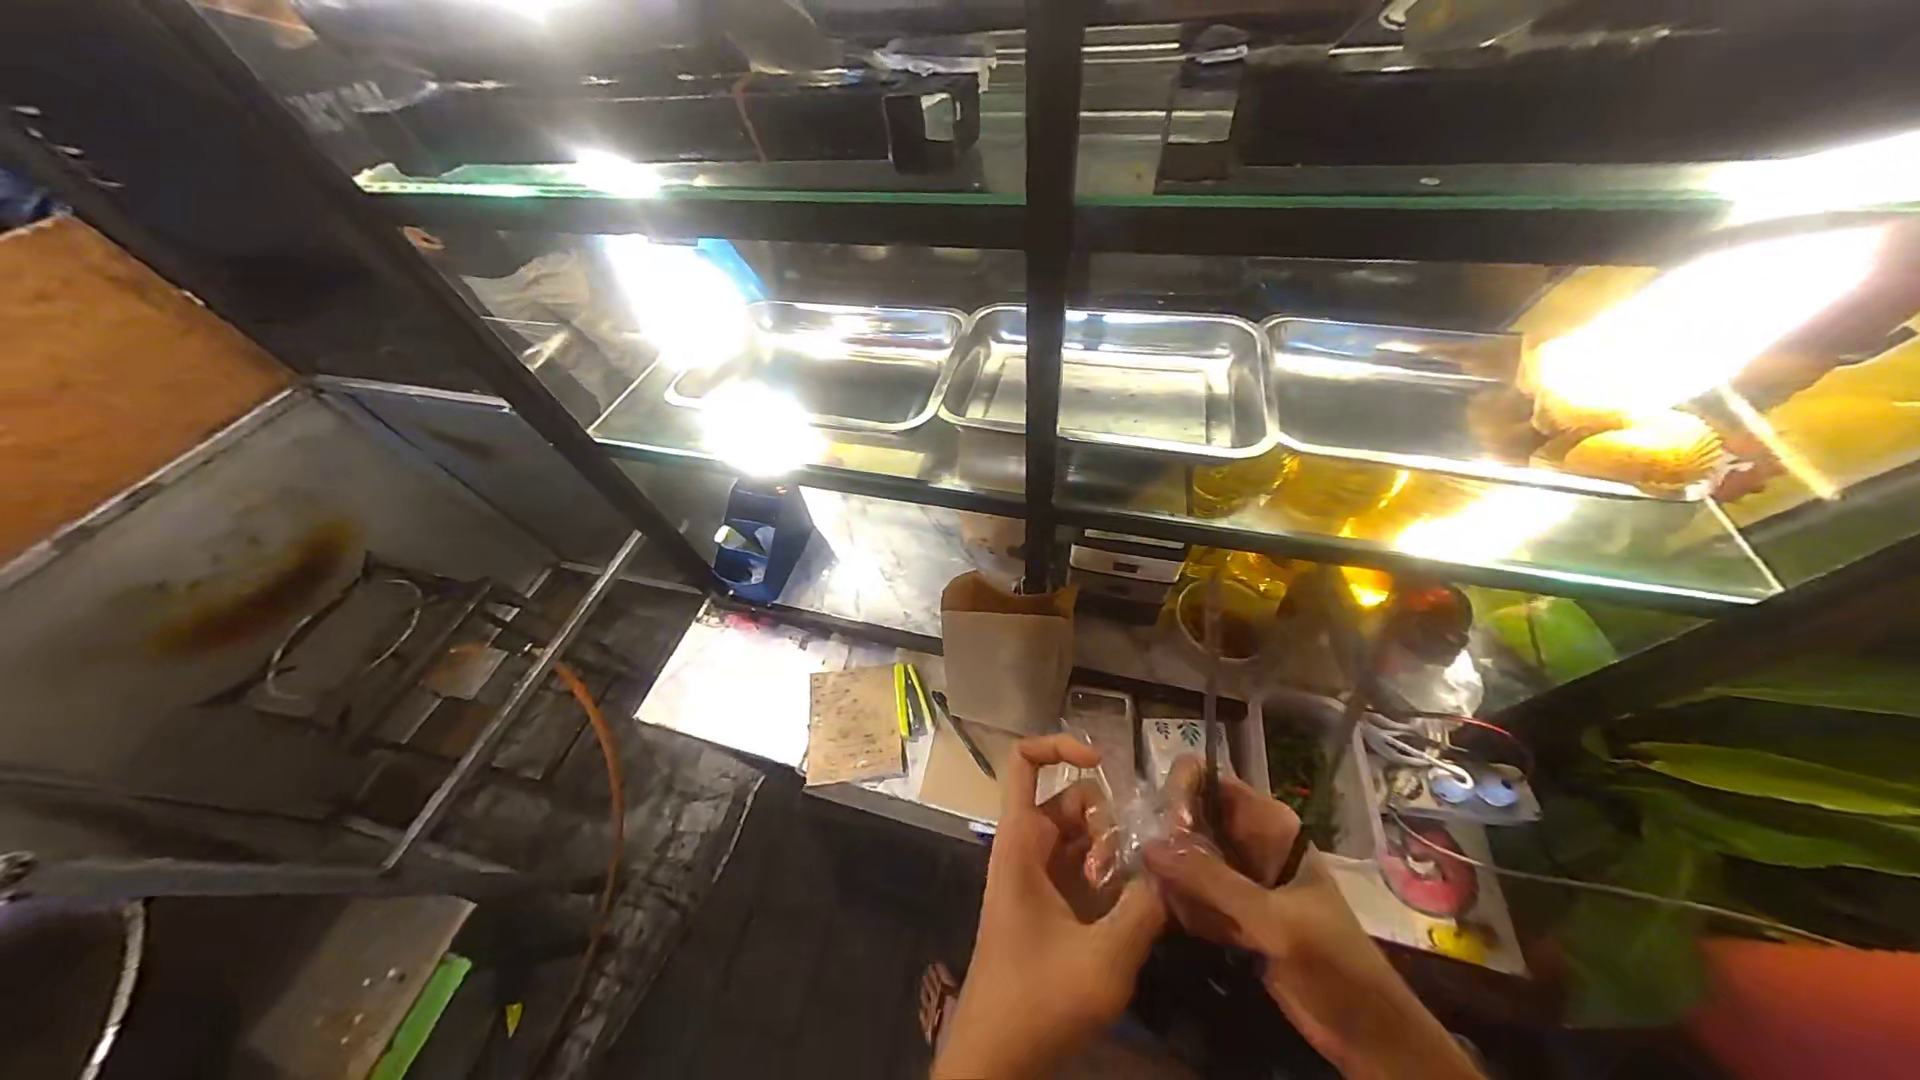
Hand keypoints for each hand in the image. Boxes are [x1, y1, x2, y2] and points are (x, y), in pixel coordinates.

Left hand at [933, 735, 1166, 1079]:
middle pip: (1070, 803)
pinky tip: (1142, 907)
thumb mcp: (1104, 956)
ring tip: (1145, 889)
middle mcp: (1026, 848)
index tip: (1105, 763)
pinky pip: (1083, 870)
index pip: (1024, 762)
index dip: (1060, 746)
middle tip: (1143, 859)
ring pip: (1081, 838)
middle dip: (1109, 820)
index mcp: (1021, 841)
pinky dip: (1111, 878)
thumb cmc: (1040, 1000)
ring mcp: (1037, 877)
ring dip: (1115, 854)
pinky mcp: (1049, 905)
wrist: (998, 1058)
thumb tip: (1172, 865)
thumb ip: (1145, 908)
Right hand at [1148, 757, 1481, 1079]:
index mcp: (1269, 826)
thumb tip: (1151, 846)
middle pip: (1190, 817)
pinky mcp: (1227, 909)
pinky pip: (1189, 892)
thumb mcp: (1274, 920)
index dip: (1184, 792)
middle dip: (1170, 843)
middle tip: (1158, 876)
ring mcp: (1236, 876)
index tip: (1169, 828)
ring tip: (1188, 914)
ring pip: (1184, 857)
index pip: (1211, 780)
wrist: (1366, 1035)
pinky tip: (1196, 931)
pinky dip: (1182, 907)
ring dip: (1174, 882)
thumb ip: (1213, 881)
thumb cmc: (1333, 965)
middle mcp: (1248, 841)